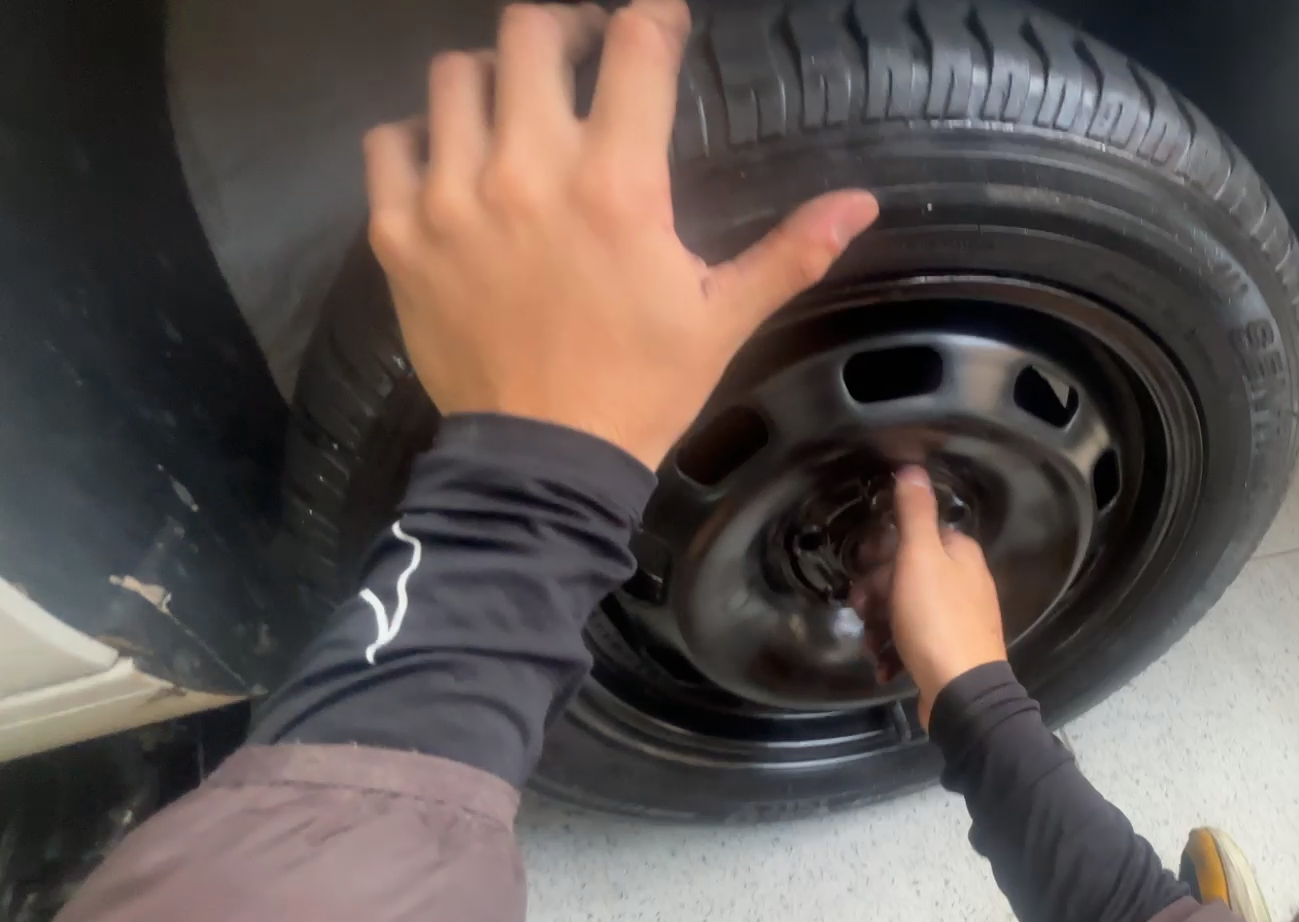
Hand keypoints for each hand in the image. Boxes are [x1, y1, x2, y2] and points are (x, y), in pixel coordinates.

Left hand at [362, 1, 879, 467]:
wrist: (552, 457)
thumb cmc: (647, 385)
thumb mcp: (725, 318)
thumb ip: (791, 252)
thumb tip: (862, 203)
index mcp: (618, 188)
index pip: (634, 54)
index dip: (653, 18)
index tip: (663, 17)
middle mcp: (526, 170)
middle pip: (529, 35)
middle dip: (569, 28)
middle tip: (591, 53)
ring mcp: (450, 197)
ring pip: (455, 77)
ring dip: (497, 77)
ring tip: (524, 111)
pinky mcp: (399, 232)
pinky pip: (392, 140)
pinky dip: (425, 135)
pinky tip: (457, 165)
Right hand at [860, 466, 1007, 728]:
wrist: (961, 691)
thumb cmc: (937, 620)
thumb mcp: (920, 558)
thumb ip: (914, 514)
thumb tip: (913, 468)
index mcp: (960, 554)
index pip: (915, 535)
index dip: (883, 550)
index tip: (862, 567)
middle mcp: (964, 581)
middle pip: (906, 574)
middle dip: (876, 591)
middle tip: (861, 607)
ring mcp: (958, 617)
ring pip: (905, 608)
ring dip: (880, 623)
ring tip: (869, 641)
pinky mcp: (948, 648)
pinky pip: (913, 638)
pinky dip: (894, 648)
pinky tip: (883, 663)